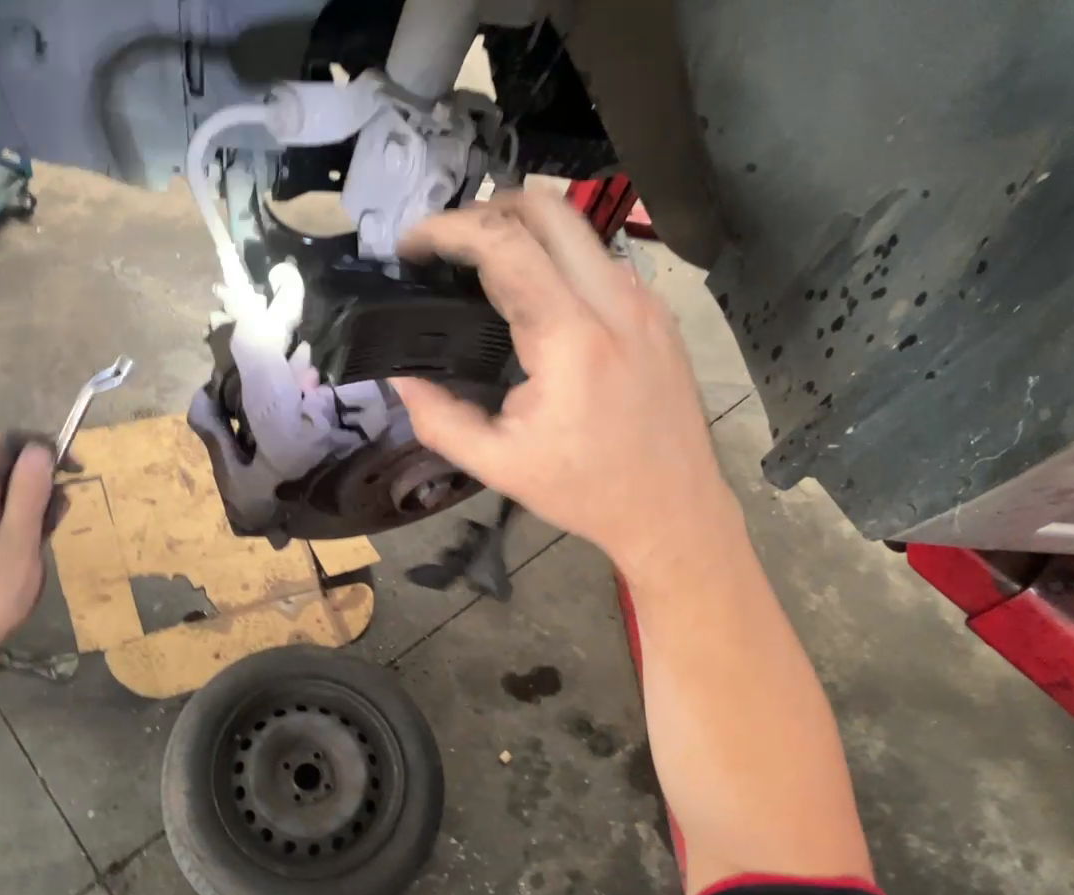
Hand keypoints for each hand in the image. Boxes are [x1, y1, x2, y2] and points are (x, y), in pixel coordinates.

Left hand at [0, 434, 56, 667]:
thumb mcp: (21, 539)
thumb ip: (31, 489)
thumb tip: (41, 448)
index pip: (7, 441)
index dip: (44, 447)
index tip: (76, 470)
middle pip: (2, 463)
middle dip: (39, 479)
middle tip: (61, 515)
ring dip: (29, 502)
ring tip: (45, 538)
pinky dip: (14, 518)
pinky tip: (25, 548)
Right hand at [391, 191, 737, 579]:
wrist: (674, 509)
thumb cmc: (585, 491)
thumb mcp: (497, 466)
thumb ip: (438, 418)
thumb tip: (400, 376)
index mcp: (569, 339)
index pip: (503, 244)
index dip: (447, 230)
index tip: (412, 246)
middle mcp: (613, 302)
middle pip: (546, 207)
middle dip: (485, 210)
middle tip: (447, 246)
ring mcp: (643, 302)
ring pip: (577, 228)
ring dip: (523, 231)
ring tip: (482, 269)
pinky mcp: (657, 313)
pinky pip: (600, 261)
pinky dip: (557, 259)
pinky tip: (534, 299)